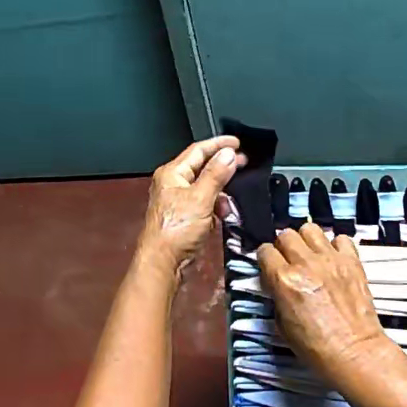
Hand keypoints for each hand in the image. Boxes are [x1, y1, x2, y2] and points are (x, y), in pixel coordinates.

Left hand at [136, 135, 244, 271]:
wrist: (163, 263)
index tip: (238, 142)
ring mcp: (178, 201)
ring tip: (235, 192)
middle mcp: (173, 183)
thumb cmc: (176, 230)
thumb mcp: (200, 198)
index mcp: (172, 173)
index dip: (219, 144)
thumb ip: (216, 174)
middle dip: (223, 165)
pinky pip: (204, 203)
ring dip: (221, 189)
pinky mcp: (184, 217)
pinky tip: (224, 212)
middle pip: (202, 167)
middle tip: (244, 162)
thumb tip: (229, 154)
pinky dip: (216, 205)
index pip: (198, 150)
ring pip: (205, 186)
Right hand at [256, 224, 390, 374]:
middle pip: (286, 235)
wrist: (354, 352)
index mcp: (284, 280)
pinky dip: (335, 245)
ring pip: (311, 229)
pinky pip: (340, 238)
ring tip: (310, 254)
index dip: (265, 258)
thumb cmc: (318, 347)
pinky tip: (333, 259)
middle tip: (289, 260)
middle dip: (284, 246)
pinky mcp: (351, 262)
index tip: (269, 264)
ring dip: (307, 240)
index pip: (265, 251)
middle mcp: (306, 264)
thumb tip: (277, 284)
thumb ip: (277, 296)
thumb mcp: (282, 325)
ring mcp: (331, 260)